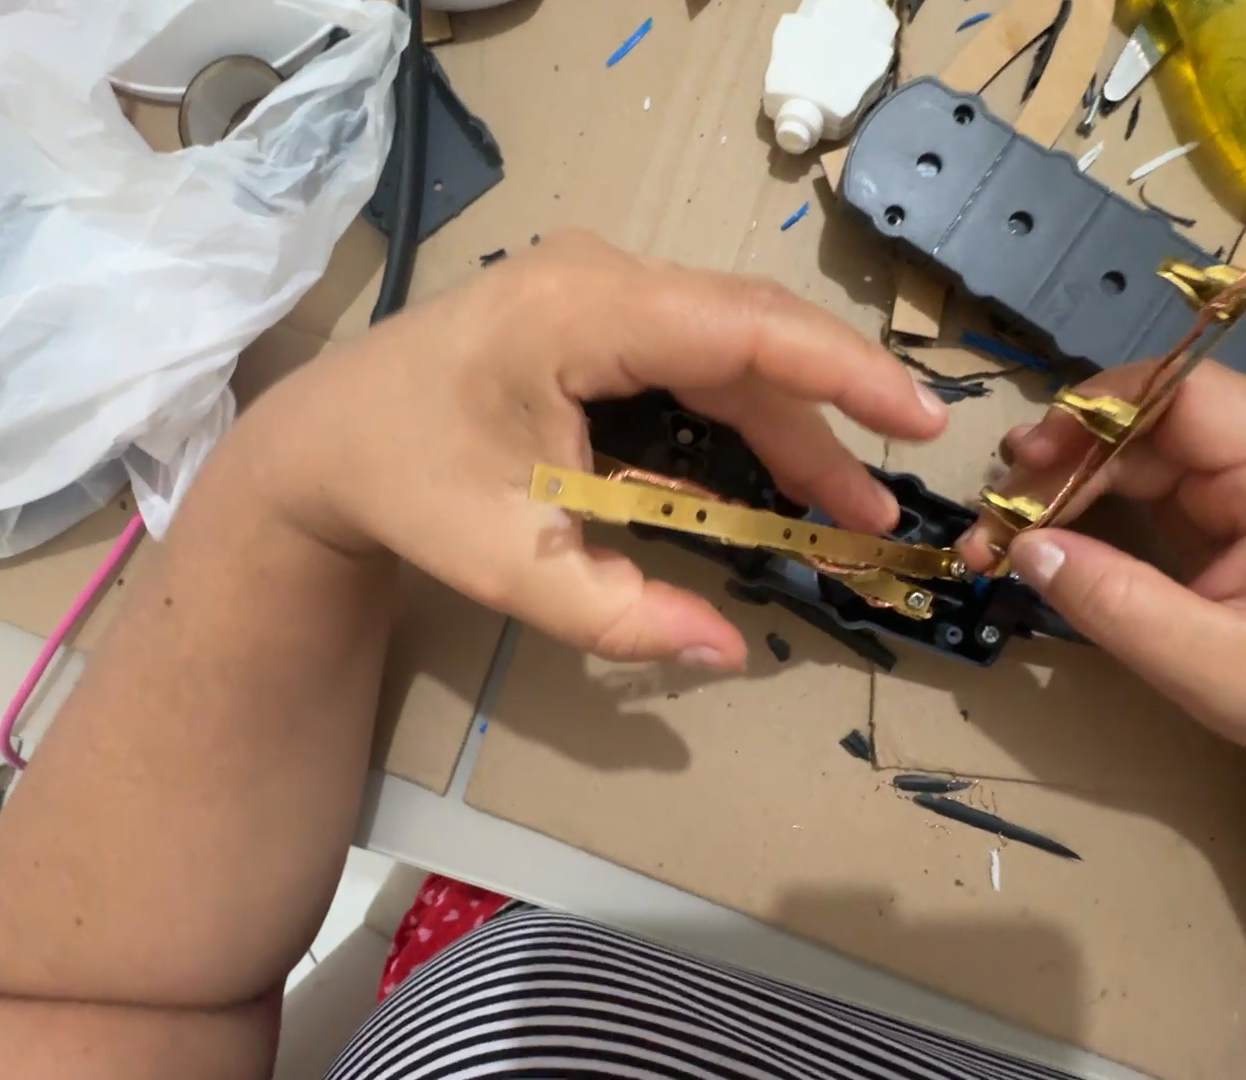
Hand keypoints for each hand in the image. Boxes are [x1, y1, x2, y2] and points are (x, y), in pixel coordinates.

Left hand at [238, 231, 948, 671]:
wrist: (327, 440)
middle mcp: (600, 275)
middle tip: (878, 505)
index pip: (741, 327)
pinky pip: (695, 356)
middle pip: (747, 340)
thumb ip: (619, 616)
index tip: (918, 419)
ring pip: (729, 350)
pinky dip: (742, 415)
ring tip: (842, 505)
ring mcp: (599, 286)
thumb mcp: (513, 566)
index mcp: (577, 314)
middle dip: (825, 421)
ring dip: (788, 426)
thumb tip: (727, 655)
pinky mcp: (598, 313)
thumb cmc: (408, 489)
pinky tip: (773, 469)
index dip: (843, 370)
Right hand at [958, 360, 1245, 773]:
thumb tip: (1024, 546)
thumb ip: (1118, 606)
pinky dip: (1079, 508)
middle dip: (1058, 463)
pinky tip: (1040, 535)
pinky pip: (1134, 489)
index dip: (1101, 408)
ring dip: (1058, 486)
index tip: (1030, 458)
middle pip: (1143, 426)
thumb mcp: (1216, 670)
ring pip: (1128, 455)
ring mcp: (1238, 489)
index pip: (1190, 394)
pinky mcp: (1215, 516)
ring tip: (1000, 527)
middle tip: (993, 519)